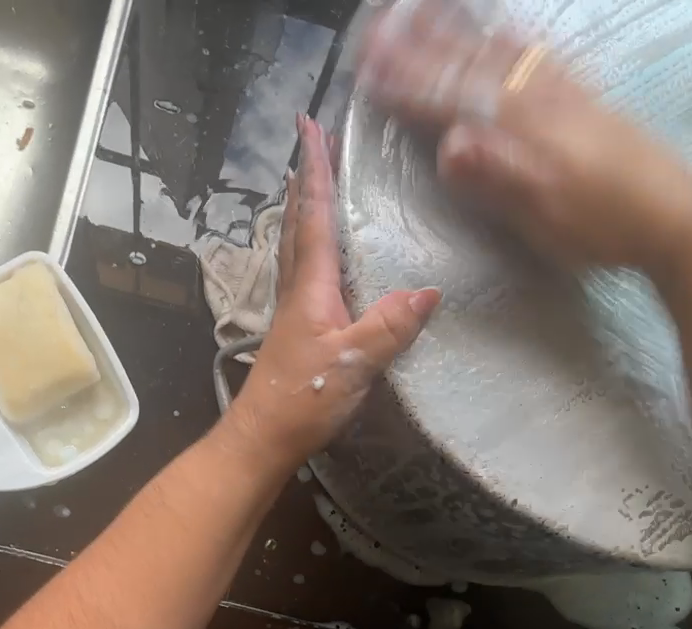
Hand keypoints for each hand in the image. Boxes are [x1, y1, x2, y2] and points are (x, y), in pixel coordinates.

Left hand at [220, 115, 441, 472]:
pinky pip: (303, 273)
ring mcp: (293, 312)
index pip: (315, 218)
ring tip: (313, 181)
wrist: (262, 439)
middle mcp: (297, 292)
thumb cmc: (303, 400)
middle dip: (308, 180)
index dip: (317, 172)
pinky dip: (309, 246)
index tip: (312, 126)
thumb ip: (388, 328)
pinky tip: (319, 256)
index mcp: (310, 289)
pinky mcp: (296, 332)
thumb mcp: (353, 364)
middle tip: (314, 140)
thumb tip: (428, 291)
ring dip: (305, 209)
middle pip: (300, 225)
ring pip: (297, 247)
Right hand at [358, 0, 691, 270]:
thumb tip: (449, 146)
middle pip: (469, 62)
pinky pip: (531, 49)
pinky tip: (495, 26)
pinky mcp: (578, 92)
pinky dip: (502, 32)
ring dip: (455, 28)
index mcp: (522, 130)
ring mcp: (560, 88)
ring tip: (420, 8)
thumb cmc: (602, 226)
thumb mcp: (544, 217)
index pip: (452, 100)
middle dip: (419, 44)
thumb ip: (496, 178)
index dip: (407, 86)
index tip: (367, 71)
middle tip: (377, 25)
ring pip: (497, 47)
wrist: (674, 214)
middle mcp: (538, 97)